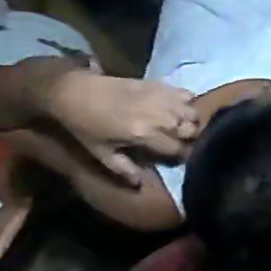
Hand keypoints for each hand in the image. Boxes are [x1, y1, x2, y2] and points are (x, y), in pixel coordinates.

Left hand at [41, 68, 199, 184]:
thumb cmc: (86, 126)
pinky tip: (176, 107)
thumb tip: (139, 185)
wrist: (77, 92)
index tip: (178, 157)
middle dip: (189, 138)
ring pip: (194, 113)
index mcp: (145, 135)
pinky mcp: (163, 86)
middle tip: (179, 140)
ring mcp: (164, 99)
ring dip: (190, 121)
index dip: (181, 156)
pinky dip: (187, 103)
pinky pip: (188, 95)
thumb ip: (123, 168)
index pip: (178, 149)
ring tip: (181, 124)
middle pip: (192, 130)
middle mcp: (160, 117)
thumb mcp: (100, 152)